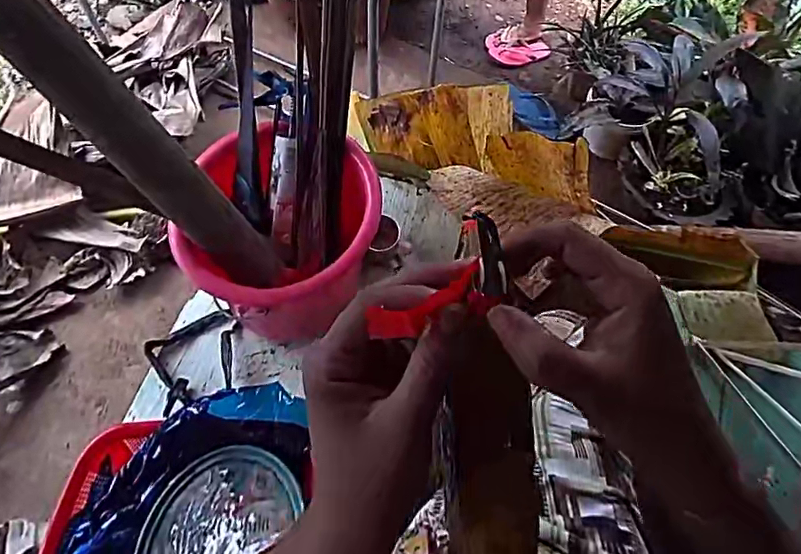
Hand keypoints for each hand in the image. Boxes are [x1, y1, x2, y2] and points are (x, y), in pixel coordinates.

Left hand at [279, 264, 464, 553]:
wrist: (357, 534)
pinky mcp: (375, 372)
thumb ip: (431, 365)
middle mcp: (338, 348)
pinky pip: (404, 341)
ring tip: (470, 293)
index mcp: (329, 357)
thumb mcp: (406, 424)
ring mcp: (356, 359)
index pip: (369, 304)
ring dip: (432, 307)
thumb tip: (459, 309)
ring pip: (397, 317)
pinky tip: (457, 323)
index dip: (413, 291)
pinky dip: (431, 333)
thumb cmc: (373, 486)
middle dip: (426, 290)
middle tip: (470, 273)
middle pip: (383, 303)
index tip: (455, 289)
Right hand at [488, 224, 797, 553]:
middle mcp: (625, 278)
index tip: (489, 263)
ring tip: (498, 297)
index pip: (566, 237)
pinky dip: (543, 298)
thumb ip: (537, 350)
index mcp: (626, 282)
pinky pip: (571, 292)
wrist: (688, 462)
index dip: (524, 242)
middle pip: (564, 247)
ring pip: (565, 268)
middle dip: (522, 259)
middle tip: (487, 281)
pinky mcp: (613, 315)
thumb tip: (492, 312)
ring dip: (530, 278)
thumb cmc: (647, 420)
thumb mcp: (586, 386)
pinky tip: (522, 316)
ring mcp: (620, 296)